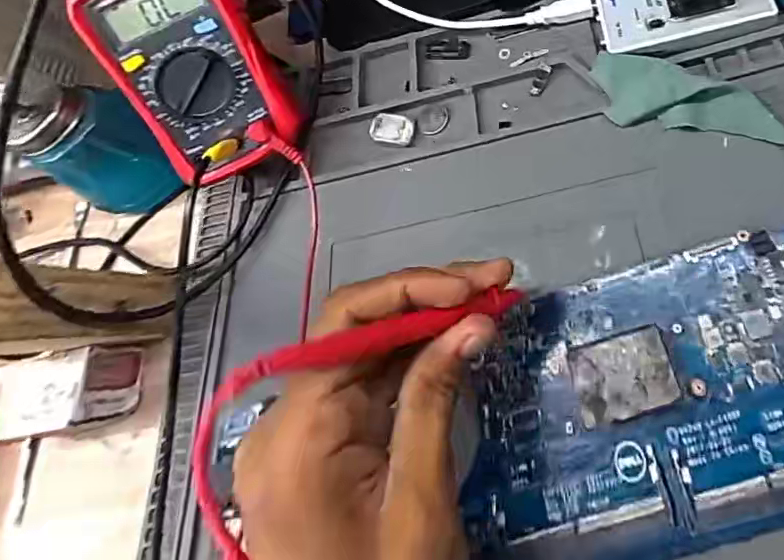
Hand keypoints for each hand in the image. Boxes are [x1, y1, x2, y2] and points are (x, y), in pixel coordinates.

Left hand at [232, 259, 512, 559]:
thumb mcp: (418, 503)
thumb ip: (436, 399)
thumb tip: (474, 320)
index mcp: (295, 432)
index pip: (345, 323)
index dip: (411, 287)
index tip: (474, 284)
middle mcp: (287, 420)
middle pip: (357, 328)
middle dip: (430, 297)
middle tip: (496, 281)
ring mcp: (304, 433)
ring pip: (368, 351)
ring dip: (430, 321)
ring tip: (489, 300)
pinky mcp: (325, 446)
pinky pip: (371, 384)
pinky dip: (418, 358)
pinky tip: (459, 341)